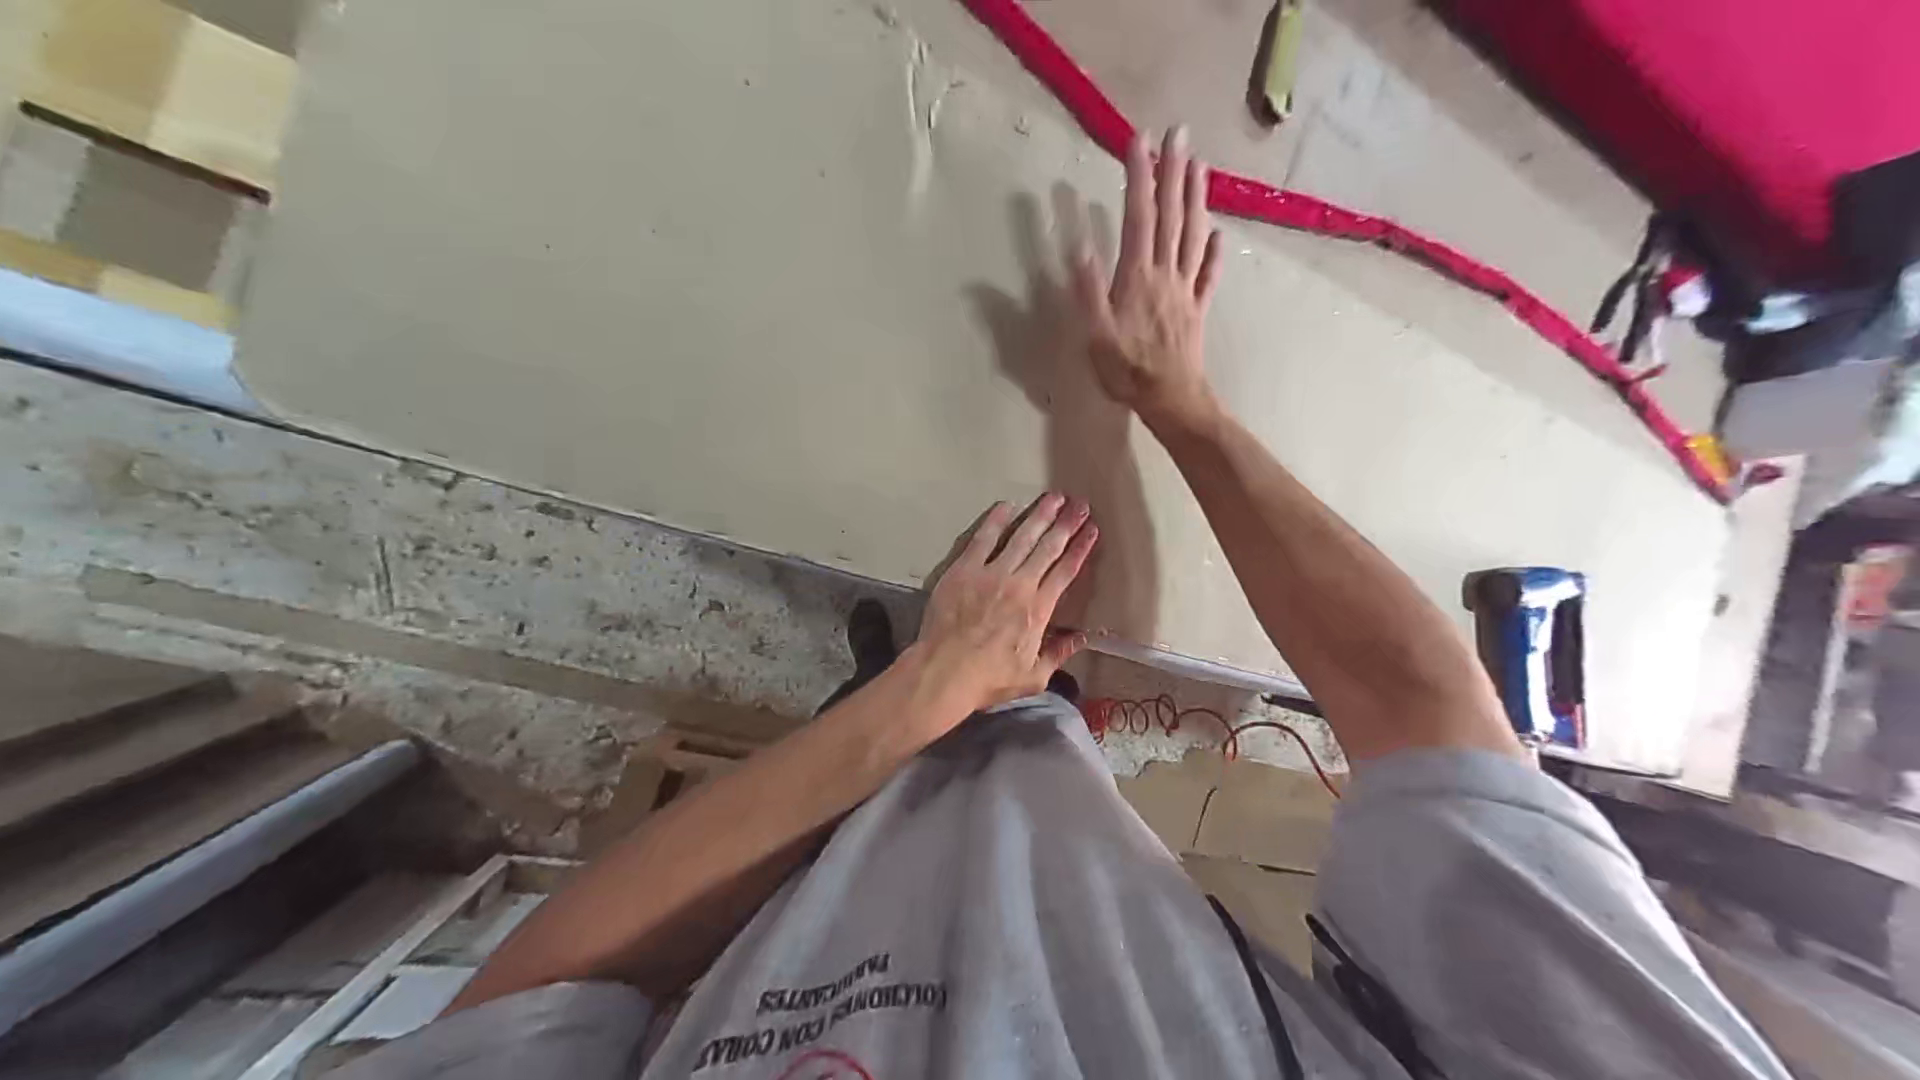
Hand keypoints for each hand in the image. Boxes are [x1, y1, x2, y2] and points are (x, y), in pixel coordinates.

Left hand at [914, 493, 1098, 712]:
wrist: (944, 671)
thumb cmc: (989, 678)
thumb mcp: (1033, 676)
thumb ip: (1059, 653)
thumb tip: (1083, 637)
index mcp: (1038, 609)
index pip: (1066, 571)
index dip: (1080, 548)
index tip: (1091, 530)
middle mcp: (1019, 584)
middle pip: (1048, 547)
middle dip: (1066, 524)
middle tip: (1080, 504)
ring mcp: (990, 574)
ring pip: (1021, 537)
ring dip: (1040, 515)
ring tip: (1054, 497)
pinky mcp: (964, 569)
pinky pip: (983, 539)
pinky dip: (996, 520)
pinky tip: (1008, 505)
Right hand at [1071, 126, 1222, 429]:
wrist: (1172, 399)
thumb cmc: (1128, 371)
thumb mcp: (1097, 336)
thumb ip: (1089, 292)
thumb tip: (1079, 247)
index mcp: (1137, 277)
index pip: (1138, 217)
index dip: (1139, 177)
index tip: (1139, 140)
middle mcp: (1165, 274)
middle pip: (1170, 216)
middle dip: (1173, 172)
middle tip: (1178, 133)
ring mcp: (1185, 290)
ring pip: (1193, 235)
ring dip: (1196, 198)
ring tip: (1200, 165)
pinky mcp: (1197, 309)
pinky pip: (1208, 274)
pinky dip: (1213, 251)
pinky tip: (1217, 233)